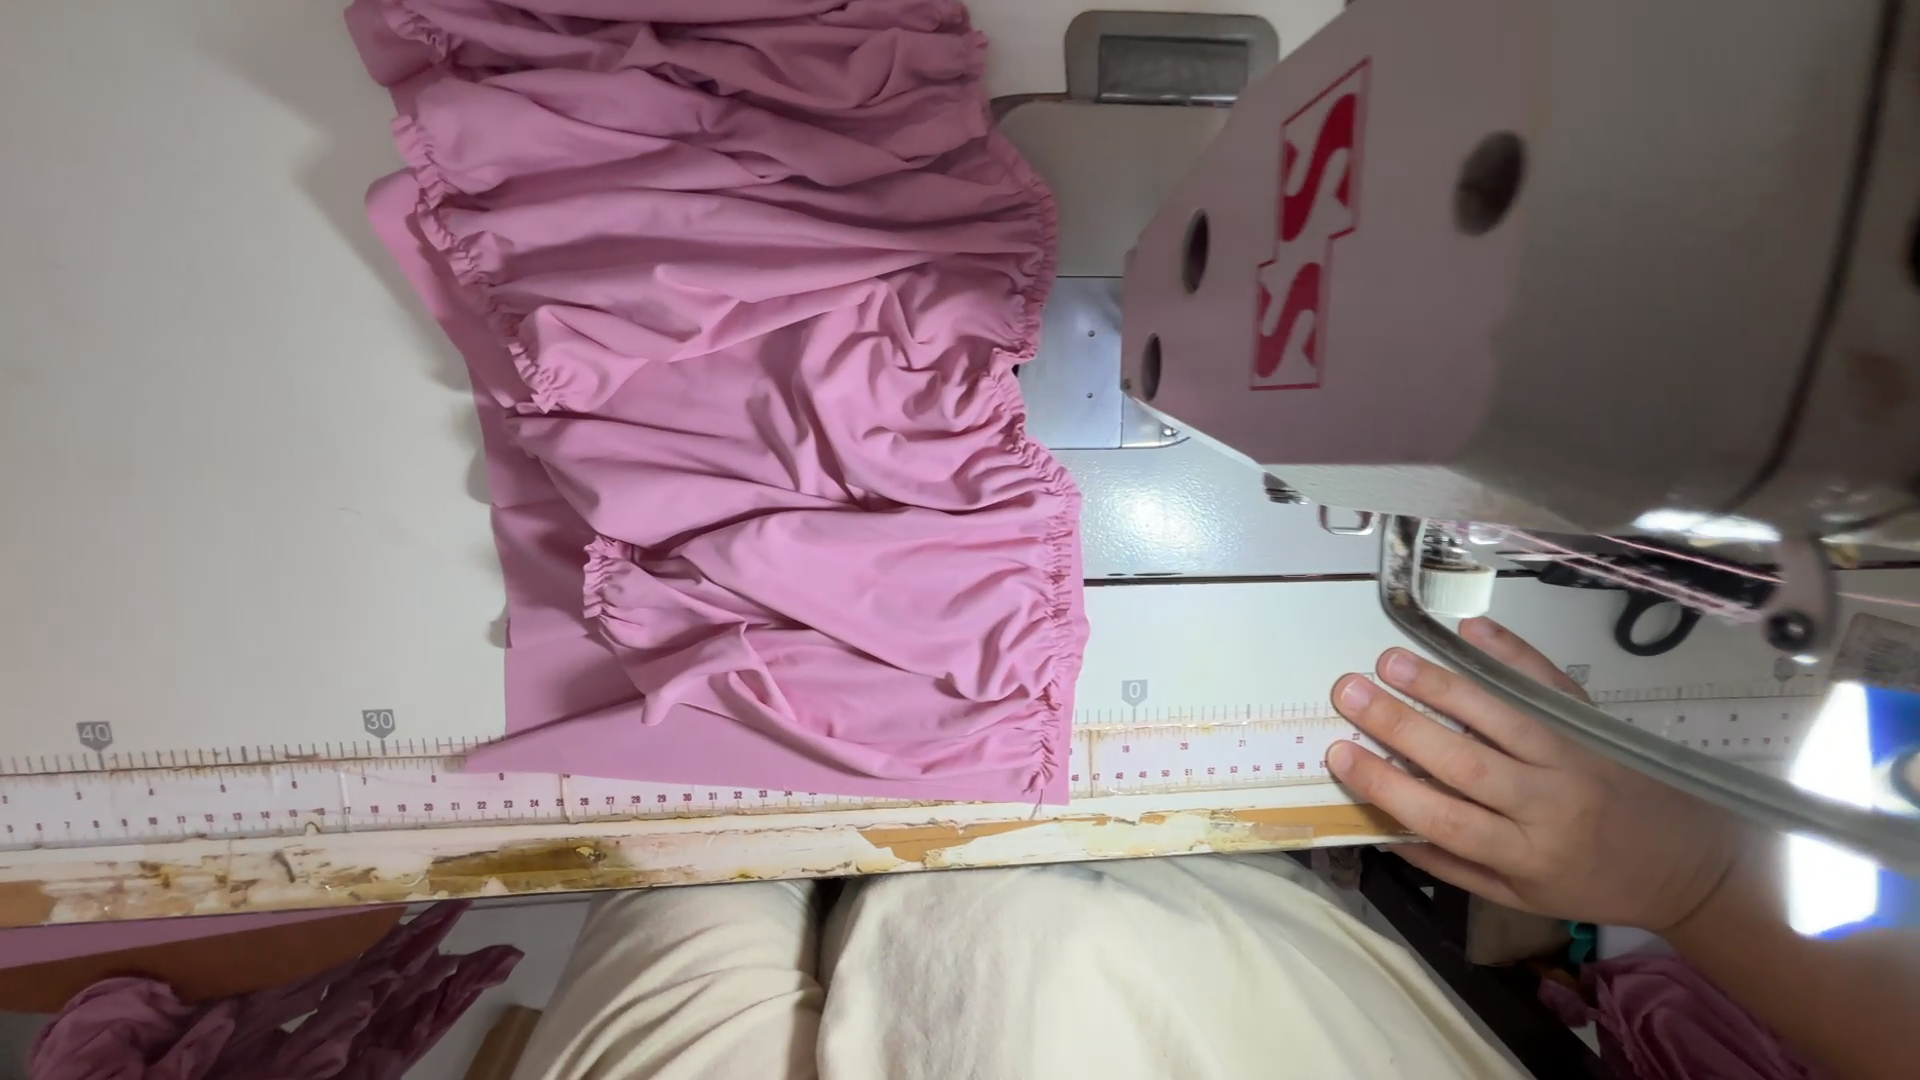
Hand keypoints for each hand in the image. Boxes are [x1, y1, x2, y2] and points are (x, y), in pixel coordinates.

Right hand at [1327, 617, 1750, 932]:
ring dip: (1442, 685)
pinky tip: (1471, 630)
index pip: (1444, 818)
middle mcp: (1549, 806)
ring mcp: (1577, 760)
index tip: (1339, 753)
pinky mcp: (1596, 727)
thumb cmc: (1588, 882)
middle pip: (1466, 763)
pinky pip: (1550, 686)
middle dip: (1400, 724)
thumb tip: (1376, 824)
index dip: (1387, 785)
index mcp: (1524, 854)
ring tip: (1390, 660)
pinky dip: (1511, 654)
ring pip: (1504, 719)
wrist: (1695, 870)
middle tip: (1350, 691)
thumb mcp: (1519, 897)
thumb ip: (1447, 865)